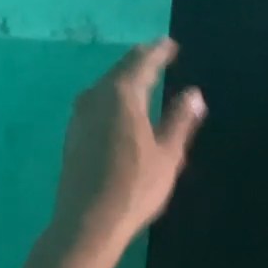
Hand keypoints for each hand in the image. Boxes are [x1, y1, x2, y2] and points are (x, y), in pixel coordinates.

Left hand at [52, 38, 205, 248]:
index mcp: (122, 94)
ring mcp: (80, 115)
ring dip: (125, 77)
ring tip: (143, 77)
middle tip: (159, 54)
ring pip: (106, 84)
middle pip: (121, 68)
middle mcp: (96, 96)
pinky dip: (113, 95)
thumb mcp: (168, 154)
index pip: (142, 61)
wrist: (86, 223)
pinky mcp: (73, 133)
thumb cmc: (134, 187)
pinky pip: (97, 100)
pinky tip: (121, 107)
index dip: (159, 51)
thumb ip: (180, 120)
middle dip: (141, 59)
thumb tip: (194, 93)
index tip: (171, 45)